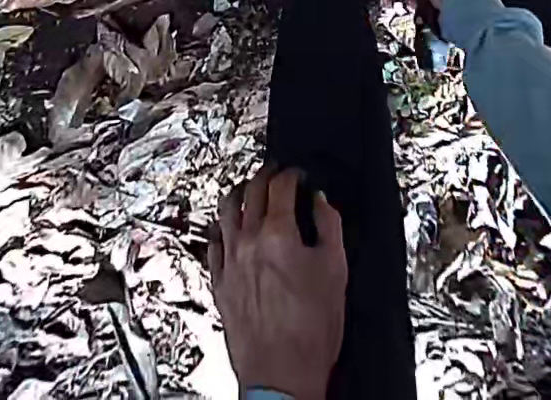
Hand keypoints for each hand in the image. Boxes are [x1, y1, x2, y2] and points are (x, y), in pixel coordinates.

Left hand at [209, 167, 346, 399]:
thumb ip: (329, 227)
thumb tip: (321, 201)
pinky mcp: (219, 281)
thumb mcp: (336, 272)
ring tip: (249, 189)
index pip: (281, 185)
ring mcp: (230, 260)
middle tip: (276, 172)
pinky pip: (214, 241)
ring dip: (240, 193)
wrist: (281, 378)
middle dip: (266, 174)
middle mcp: (249, 240)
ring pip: (227, 210)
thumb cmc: (311, 332)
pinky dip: (222, 226)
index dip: (292, 173)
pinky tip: (229, 227)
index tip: (299, 174)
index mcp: (279, 234)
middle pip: (252, 190)